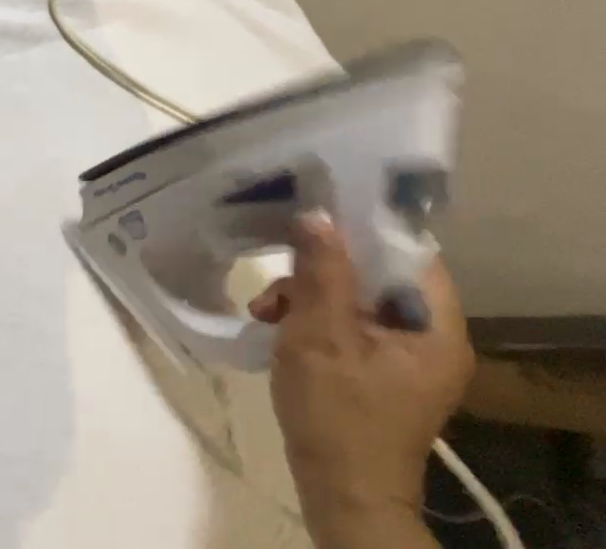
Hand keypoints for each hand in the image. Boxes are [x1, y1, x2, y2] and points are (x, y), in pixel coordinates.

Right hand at [251, 213, 473, 537]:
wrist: (341, 487)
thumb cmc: (337, 410)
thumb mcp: (319, 334)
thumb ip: (322, 274)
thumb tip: (317, 215)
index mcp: (436, 331)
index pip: (412, 257)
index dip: (366, 232)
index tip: (316, 217)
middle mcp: (431, 340)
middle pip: (378, 277)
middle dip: (322, 271)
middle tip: (277, 279)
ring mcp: (406, 358)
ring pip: (355, 300)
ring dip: (307, 296)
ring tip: (266, 311)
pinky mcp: (379, 371)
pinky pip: (347, 325)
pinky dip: (310, 320)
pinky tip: (275, 326)